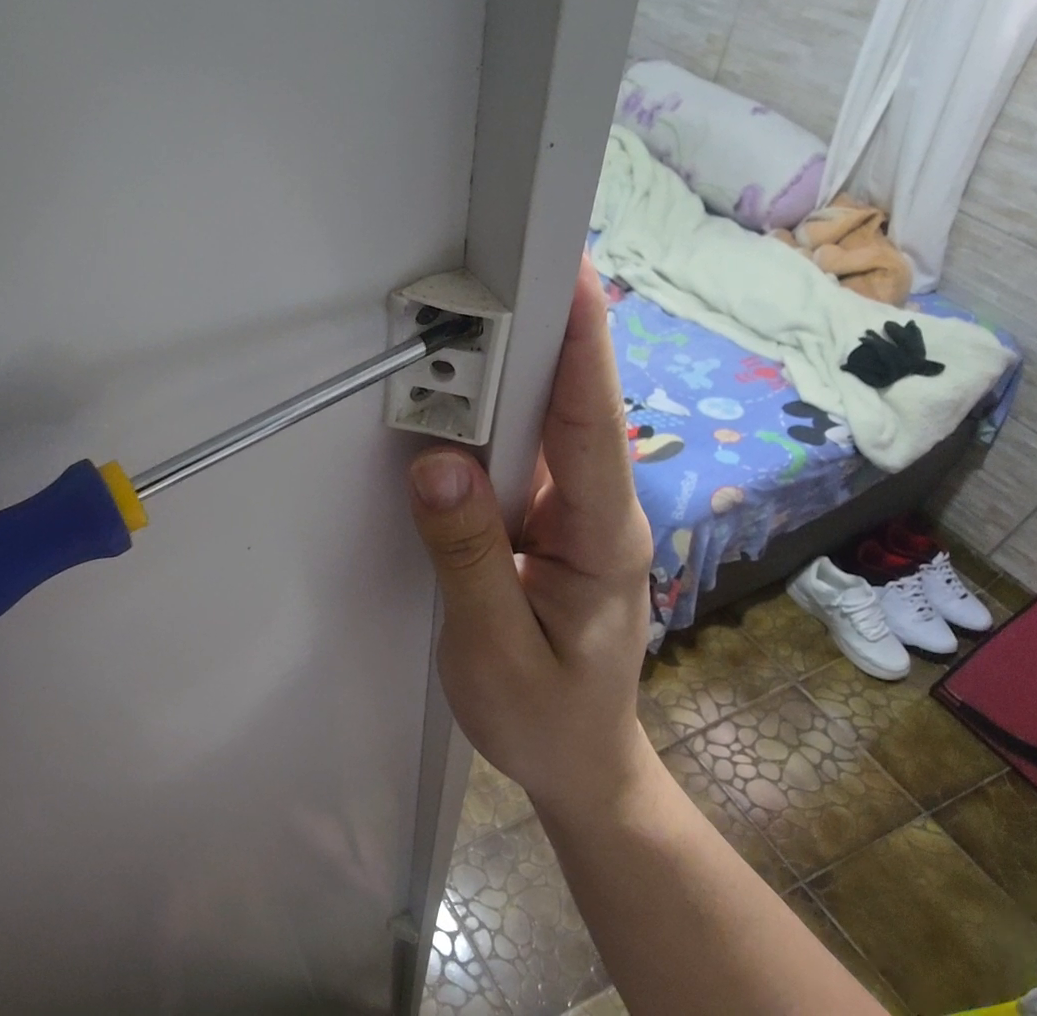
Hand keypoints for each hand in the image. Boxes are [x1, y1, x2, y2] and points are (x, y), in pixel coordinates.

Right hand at [407, 254, 656, 813]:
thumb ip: (468, 556)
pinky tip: (453, 409)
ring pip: (540, 431)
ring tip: (460, 331)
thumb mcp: (495, 647)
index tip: (565, 270)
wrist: (583, 765)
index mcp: (601, 537)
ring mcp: (574, 517)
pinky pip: (517, 463)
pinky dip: (485, 428)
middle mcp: (597, 511)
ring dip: (502, 378)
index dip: (580, 342)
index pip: (591, 423)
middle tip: (488, 281)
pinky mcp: (548, 527)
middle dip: (533, 338)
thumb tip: (435, 465)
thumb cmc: (547, 719)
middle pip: (568, 407)